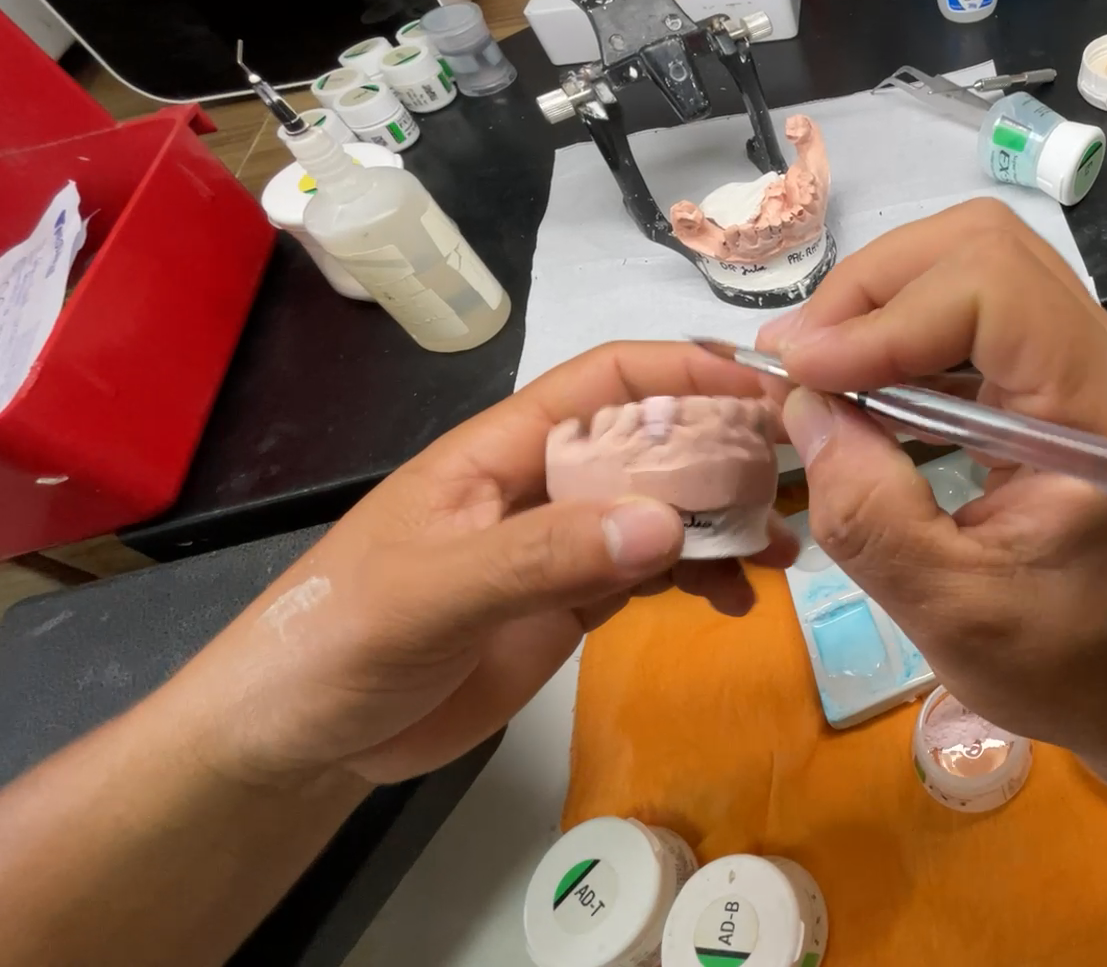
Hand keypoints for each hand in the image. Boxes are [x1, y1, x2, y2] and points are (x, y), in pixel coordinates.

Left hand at [167, 343, 797, 786]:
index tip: (760, 390)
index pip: (609, 381)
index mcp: (509, 448)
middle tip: (794, 473)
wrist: (302, 744)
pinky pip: (662, 570)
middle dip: (728, 450)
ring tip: (781, 551)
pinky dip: (705, 577)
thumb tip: (667, 524)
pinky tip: (735, 600)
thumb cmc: (338, 644)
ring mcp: (573, 541)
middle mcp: (553, 482)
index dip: (685, 371)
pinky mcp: (585, 594)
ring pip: (670, 508)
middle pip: (658, 441)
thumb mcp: (432, 594)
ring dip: (729, 522)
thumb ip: (544, 556)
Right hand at [757, 199, 1106, 777]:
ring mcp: (1082, 362)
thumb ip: (870, 513)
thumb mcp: (953, 613)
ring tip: (822, 369)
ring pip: (975, 265)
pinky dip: (905, 333)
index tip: (806, 375)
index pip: (995, 286)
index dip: (887, 314)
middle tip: (803, 362)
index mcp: (1100, 409)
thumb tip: (803, 408)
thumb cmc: (1068, 664)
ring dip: (884, 304)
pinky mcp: (1055, 379)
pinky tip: (866, 384)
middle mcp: (1102, 360)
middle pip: (982, 247)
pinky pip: (974, 315)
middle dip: (874, 289)